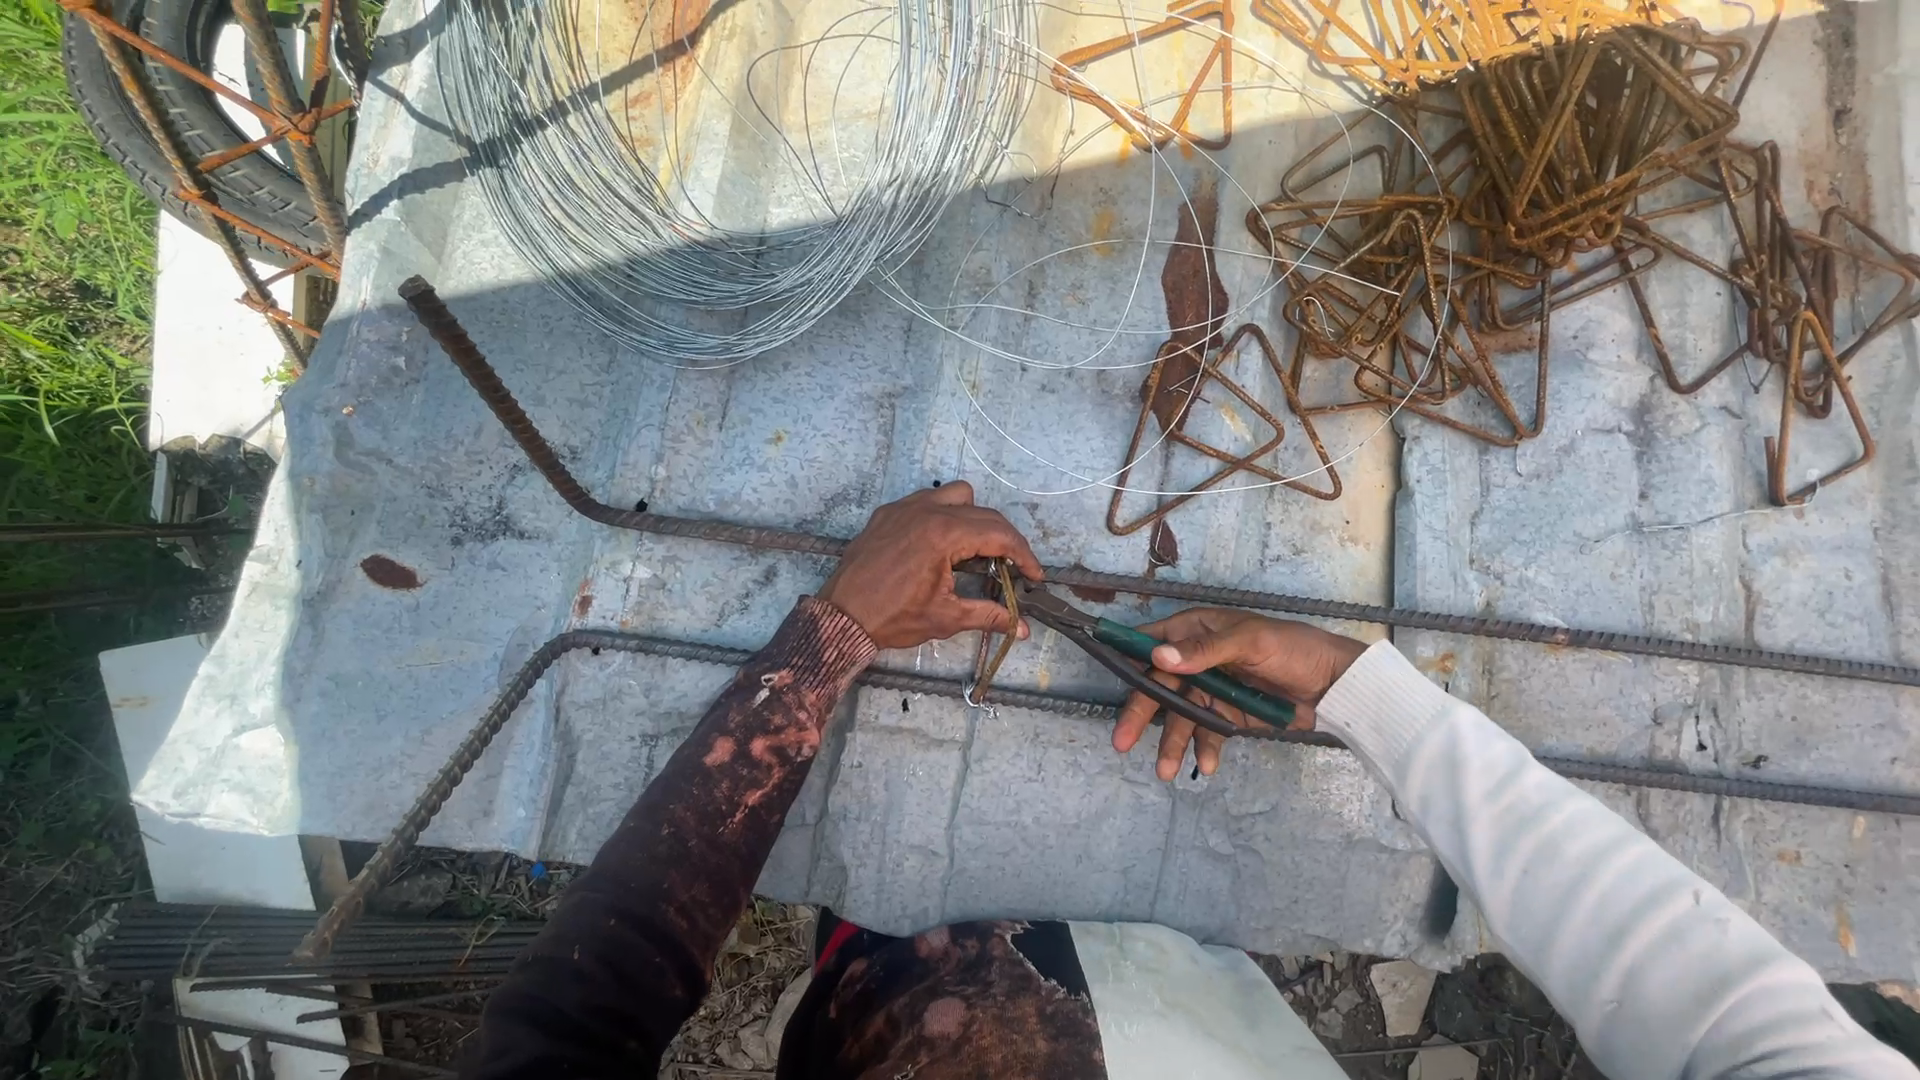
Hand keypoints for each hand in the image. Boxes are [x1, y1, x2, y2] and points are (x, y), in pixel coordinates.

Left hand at [817, 482, 1042, 649]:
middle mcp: (926, 510)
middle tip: (1011, 569)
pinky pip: (926, 501)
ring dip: (974, 517)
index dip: (1024, 555)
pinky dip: (943, 515)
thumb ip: (988, 616)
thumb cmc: (893, 618)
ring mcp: (904, 508)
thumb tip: (1022, 629)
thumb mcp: (945, 618)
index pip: (999, 534)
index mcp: (943, 534)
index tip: (1035, 576)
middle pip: (983, 513)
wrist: (841, 617)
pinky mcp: (887, 514)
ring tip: (974, 551)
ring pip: (955, 495)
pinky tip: (940, 546)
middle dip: (1004, 539)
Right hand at [1113, 609, 1366, 780]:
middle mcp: (1194, 659)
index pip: (1150, 642)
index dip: (1128, 660)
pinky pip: (1206, 733)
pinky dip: (1203, 749)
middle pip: (1158, 686)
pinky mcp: (1227, 714)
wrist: (1335, 685)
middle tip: (1122, 742)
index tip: (1112, 682)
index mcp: (1195, 630)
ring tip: (1165, 771)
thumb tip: (1157, 657)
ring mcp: (1210, 688)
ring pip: (1179, 715)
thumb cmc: (1291, 648)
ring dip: (1171, 742)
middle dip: (1141, 714)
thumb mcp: (1249, 643)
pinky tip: (1206, 767)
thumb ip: (1203, 652)